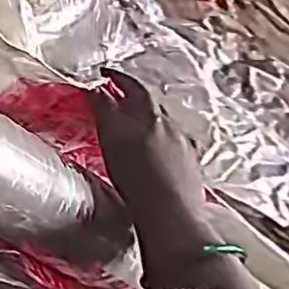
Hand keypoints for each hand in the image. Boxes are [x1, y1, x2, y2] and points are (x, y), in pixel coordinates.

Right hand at [87, 70, 218, 279]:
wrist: (171, 214)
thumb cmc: (135, 174)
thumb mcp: (111, 136)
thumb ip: (105, 110)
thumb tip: (98, 91)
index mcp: (151, 115)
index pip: (131, 87)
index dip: (115, 78)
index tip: (102, 74)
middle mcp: (171, 126)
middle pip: (150, 103)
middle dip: (132, 96)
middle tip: (114, 95)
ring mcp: (184, 147)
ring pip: (161, 122)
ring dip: (144, 118)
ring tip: (129, 123)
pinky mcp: (190, 167)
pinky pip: (169, 142)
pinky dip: (155, 138)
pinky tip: (148, 150)